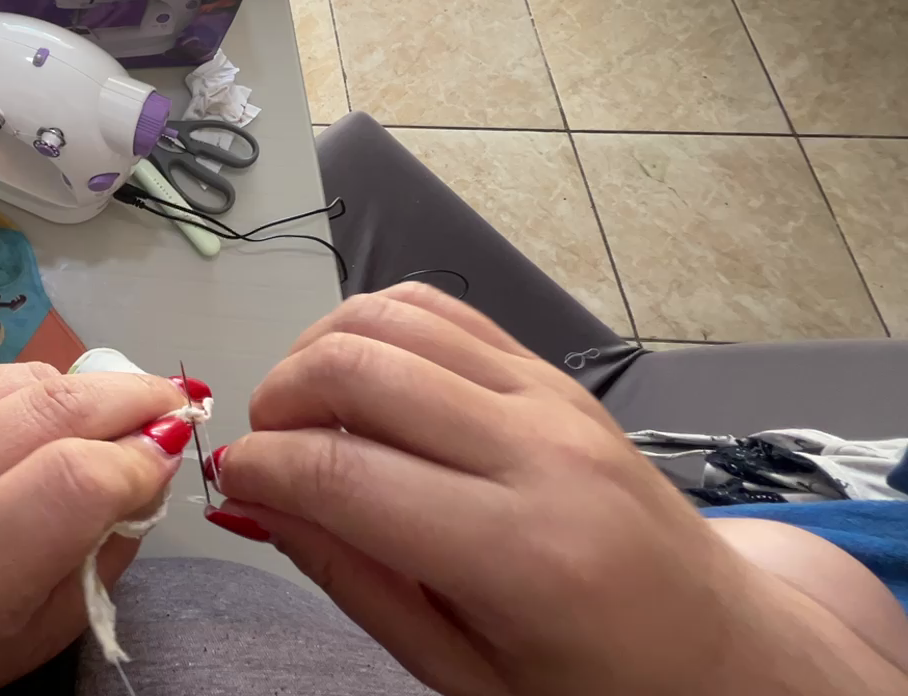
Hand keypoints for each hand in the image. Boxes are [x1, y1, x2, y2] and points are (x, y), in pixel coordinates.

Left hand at [0, 362, 195, 693]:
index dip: (134, 458)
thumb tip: (157, 454)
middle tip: (173, 400)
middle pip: (47, 413)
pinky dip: (37, 382)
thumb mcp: (50, 626)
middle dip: (127, 397)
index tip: (170, 451)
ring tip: (116, 408)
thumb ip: (109, 543)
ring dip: (85, 386)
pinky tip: (53, 407)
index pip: (68, 483)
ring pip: (22, 381)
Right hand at [202, 284, 907, 695]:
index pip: (341, 475)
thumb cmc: (591, 686)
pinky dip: (362, 323)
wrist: (731, 657)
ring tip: (304, 408)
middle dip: (274, 400)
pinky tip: (353, 371)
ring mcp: (547, 395)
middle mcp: (541, 454)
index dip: (257, 468)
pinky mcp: (543, 368)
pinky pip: (427, 304)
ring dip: (310, 352)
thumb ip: (341, 570)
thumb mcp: (454, 667)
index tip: (231, 480)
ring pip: (381, 317)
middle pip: (352, 369)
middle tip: (266, 448)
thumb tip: (246, 497)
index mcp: (528, 557)